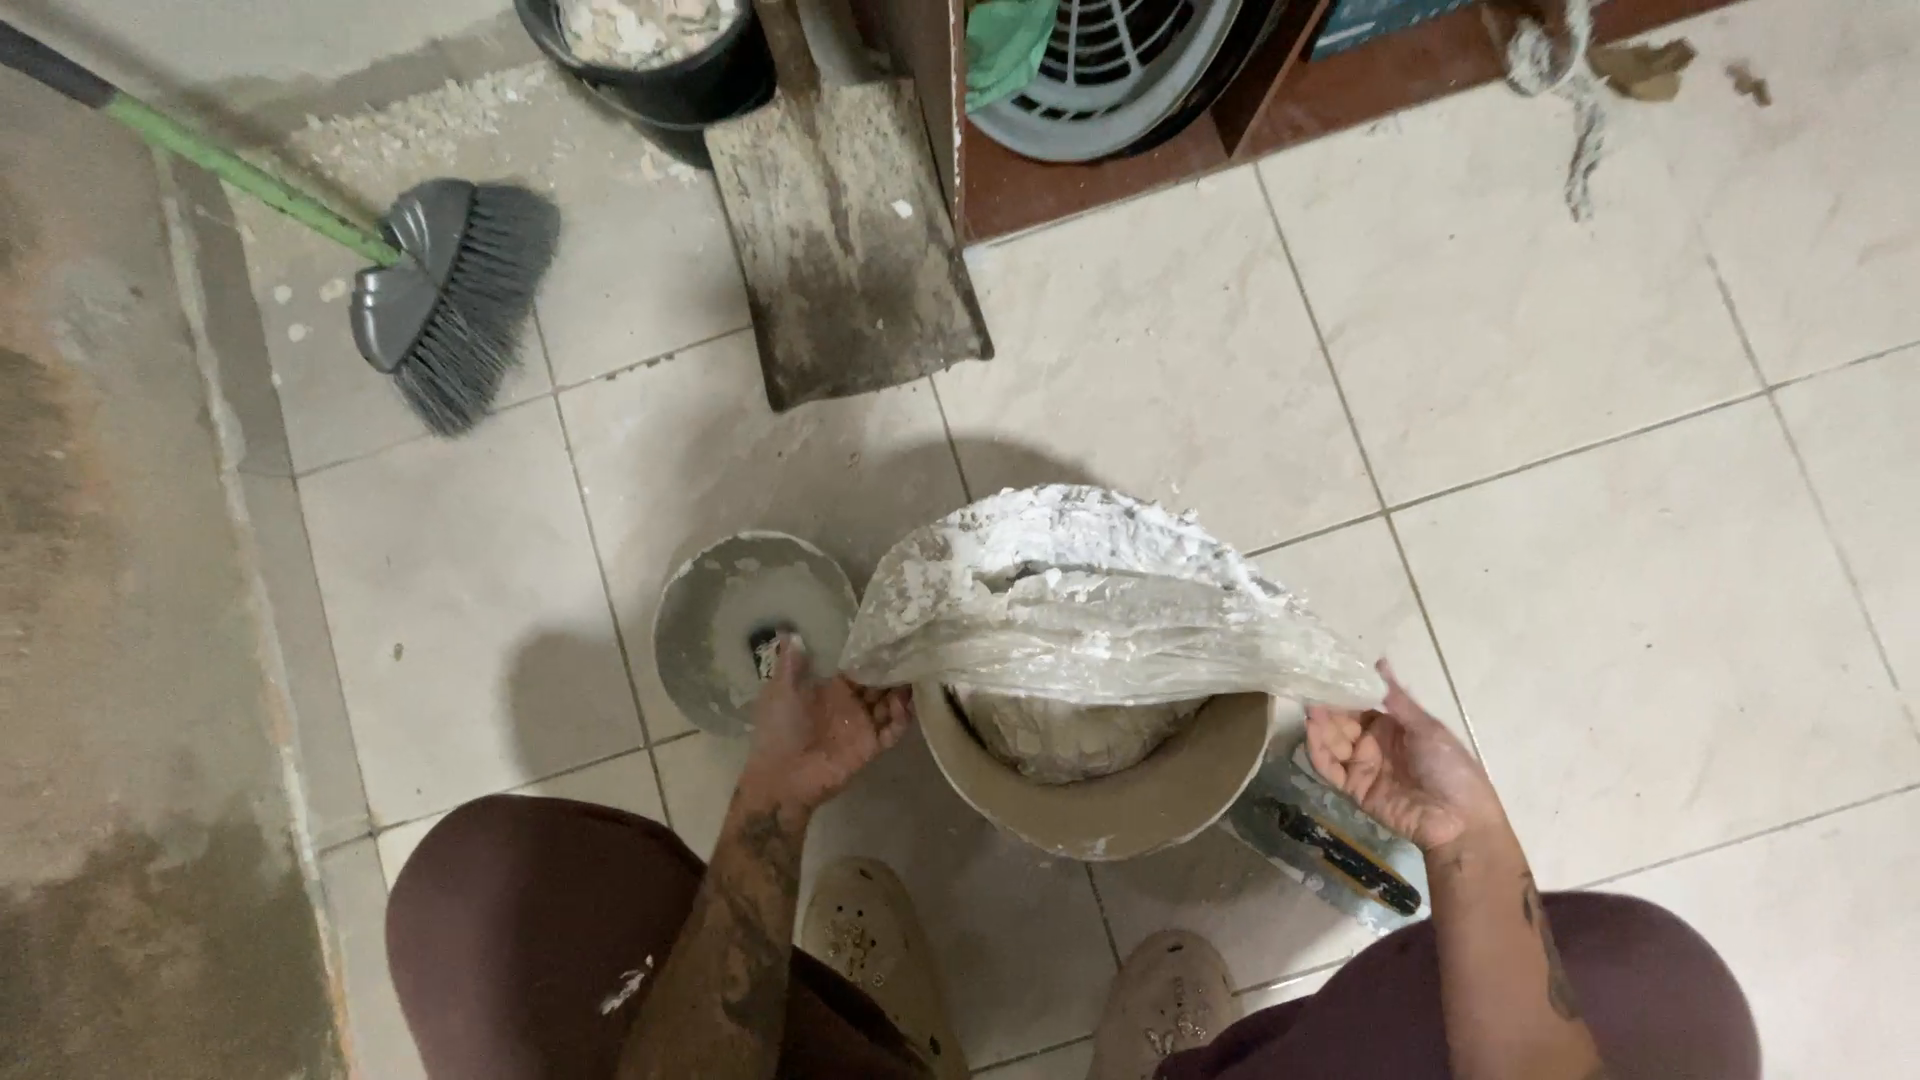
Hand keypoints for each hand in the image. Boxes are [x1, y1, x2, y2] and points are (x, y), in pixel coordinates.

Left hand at [737, 635, 913, 816]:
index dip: (871, 656)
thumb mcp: (779, 691)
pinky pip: (893, 731)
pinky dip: (902, 718)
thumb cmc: (778, 731)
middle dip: (892, 671)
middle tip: (909, 652)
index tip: (887, 638)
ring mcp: (862, 726)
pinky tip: (903, 704)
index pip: (858, 668)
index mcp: (830, 690)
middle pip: (879, 684)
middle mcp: (850, 705)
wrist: (781, 778)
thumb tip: (790, 630)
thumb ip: (790, 664)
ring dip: (901, 692)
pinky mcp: (870, 746)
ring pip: (890, 705)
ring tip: (910, 676)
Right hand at [1304, 661, 1503, 852]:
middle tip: (1311, 693)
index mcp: (1391, 727)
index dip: (1342, 692)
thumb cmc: (1451, 769)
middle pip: (1341, 723)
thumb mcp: (1427, 728)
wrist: (1461, 821)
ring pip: (1332, 743)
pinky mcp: (1354, 788)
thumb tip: (1379, 662)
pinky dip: (1317, 752)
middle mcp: (1372, 744)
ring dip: (1320, 727)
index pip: (1359, 705)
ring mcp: (1362, 766)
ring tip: (1311, 712)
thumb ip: (1397, 699)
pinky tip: (1312, 735)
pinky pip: (1330, 769)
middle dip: (1327, 708)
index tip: (1325, 677)